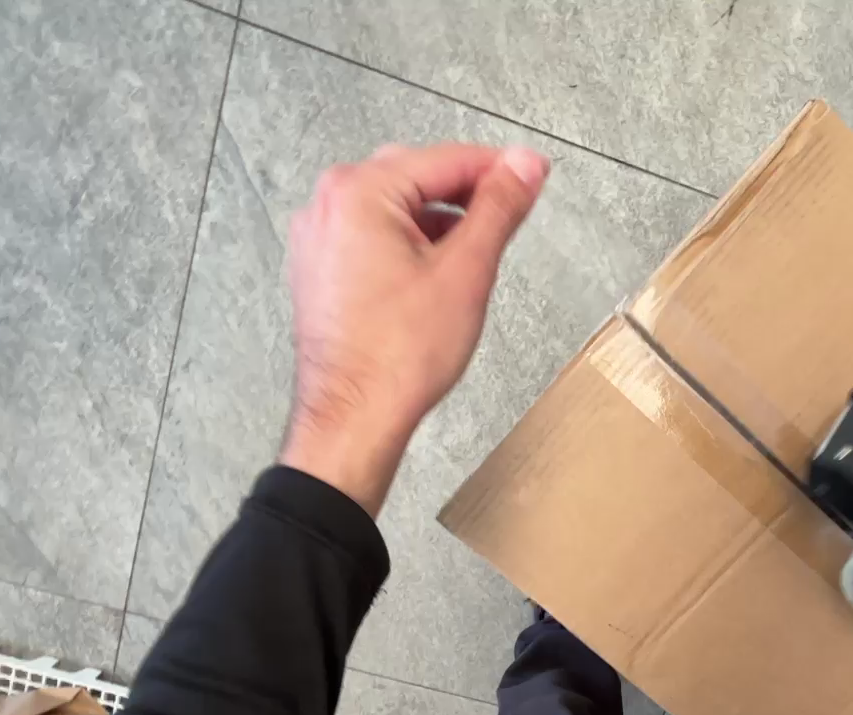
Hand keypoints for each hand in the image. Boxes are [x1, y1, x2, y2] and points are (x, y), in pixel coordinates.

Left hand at [278, 142, 549, 512]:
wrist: (356, 416)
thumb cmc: (400, 355)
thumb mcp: (466, 272)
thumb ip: (498, 209)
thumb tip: (525, 165)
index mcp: (360, 192)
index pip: (445, 161)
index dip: (498, 169)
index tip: (533, 175)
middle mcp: (329, 206)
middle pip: (415, 179)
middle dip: (466, 195)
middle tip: (510, 212)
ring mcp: (319, 241)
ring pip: (393, 211)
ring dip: (438, 222)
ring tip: (475, 254)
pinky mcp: (322, 273)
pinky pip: (373, 240)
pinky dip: (410, 246)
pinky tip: (435, 275)